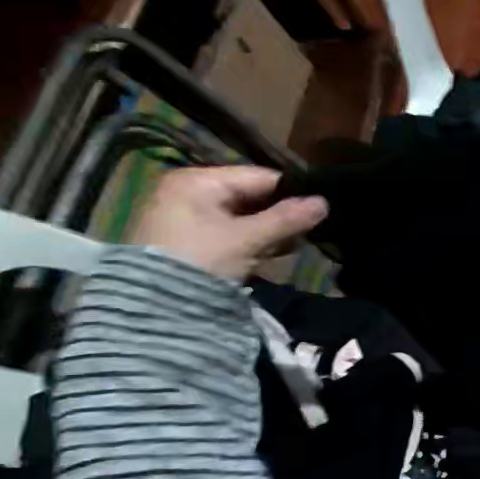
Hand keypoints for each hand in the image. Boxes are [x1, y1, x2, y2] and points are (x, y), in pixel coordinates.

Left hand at [128, 166, 327, 280]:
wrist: (154, 300)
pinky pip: (231, 230)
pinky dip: (253, 239)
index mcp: (200, 180)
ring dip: (270, 229)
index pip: (260, 177)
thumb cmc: (201, 258)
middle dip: (281, 214)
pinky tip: (274, 251)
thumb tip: (325, 202)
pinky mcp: (191, 236)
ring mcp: (189, 214)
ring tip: (296, 243)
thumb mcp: (248, 239)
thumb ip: (287, 220)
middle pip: (251, 195)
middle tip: (313, 230)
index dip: (293, 192)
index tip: (321, 209)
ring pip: (243, 215)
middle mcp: (191, 189)